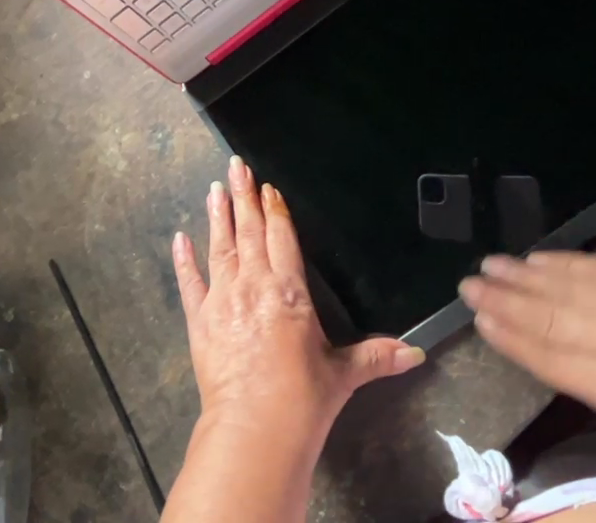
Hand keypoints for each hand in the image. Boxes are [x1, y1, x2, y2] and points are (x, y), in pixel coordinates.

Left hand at [173, 156, 426, 443]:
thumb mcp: (342, 374)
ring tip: (214, 189)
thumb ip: (376, 356)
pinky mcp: (199, 320)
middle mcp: (253, 285)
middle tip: (235, 166)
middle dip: (243, 196)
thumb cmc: (302, 399)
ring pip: (220, 248)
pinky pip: (190, 283)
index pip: (282, 238)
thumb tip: (416, 353)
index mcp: (289, 291)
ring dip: (217, 216)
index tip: (267, 187)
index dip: (275, 210)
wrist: (254, 429)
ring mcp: (222, 300)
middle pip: (249, 232)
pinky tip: (179, 238)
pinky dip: (184, 259)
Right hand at [461, 252, 595, 493]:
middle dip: (506, 300)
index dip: (511, 337)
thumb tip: (557, 362)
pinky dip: (571, 263)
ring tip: (492, 265)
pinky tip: (545, 257)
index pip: (553, 357)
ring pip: (574, 287)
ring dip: (528, 276)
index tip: (477, 320)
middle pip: (554, 316)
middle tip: (466, 284)